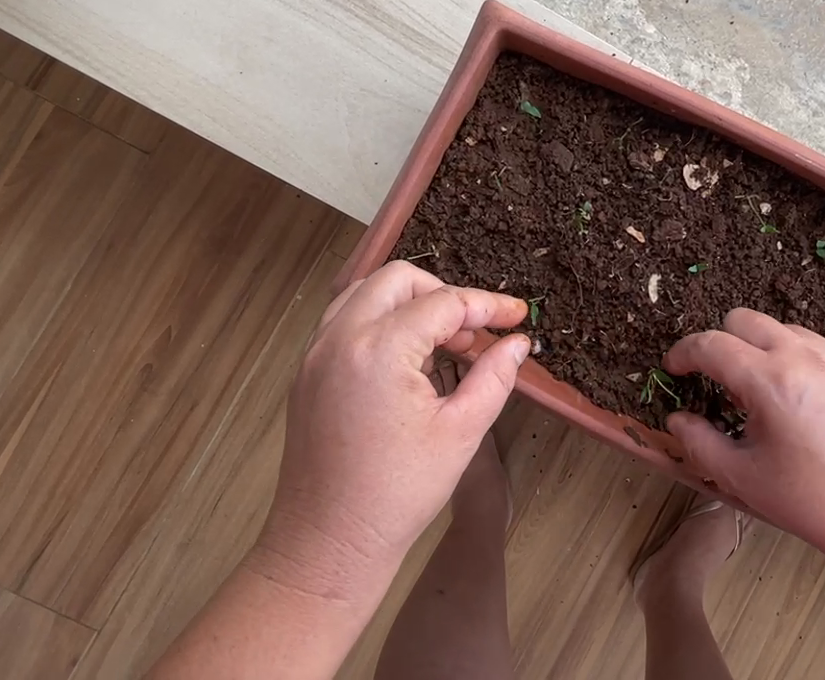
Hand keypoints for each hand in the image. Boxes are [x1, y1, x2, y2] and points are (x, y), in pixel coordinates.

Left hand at [256, 261, 530, 602]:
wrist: (326, 546)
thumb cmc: (398, 495)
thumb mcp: (461, 433)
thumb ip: (495, 377)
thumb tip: (518, 343)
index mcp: (379, 349)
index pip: (444, 303)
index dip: (487, 306)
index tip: (517, 317)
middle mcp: (340, 338)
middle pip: (399, 279)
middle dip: (443, 294)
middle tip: (472, 332)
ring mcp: (315, 353)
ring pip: (366, 292)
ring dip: (409, 303)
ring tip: (441, 344)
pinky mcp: (306, 372)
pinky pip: (345, 320)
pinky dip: (380, 321)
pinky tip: (406, 361)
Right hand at [662, 308, 824, 572]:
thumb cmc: (810, 503)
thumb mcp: (741, 478)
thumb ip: (698, 442)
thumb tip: (677, 418)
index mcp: (770, 382)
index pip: (711, 344)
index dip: (684, 353)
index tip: (673, 369)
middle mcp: (803, 355)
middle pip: (743, 319)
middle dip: (721, 342)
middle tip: (720, 381)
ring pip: (780, 329)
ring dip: (760, 349)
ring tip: (765, 395)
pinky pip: (814, 344)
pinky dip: (795, 360)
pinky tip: (802, 402)